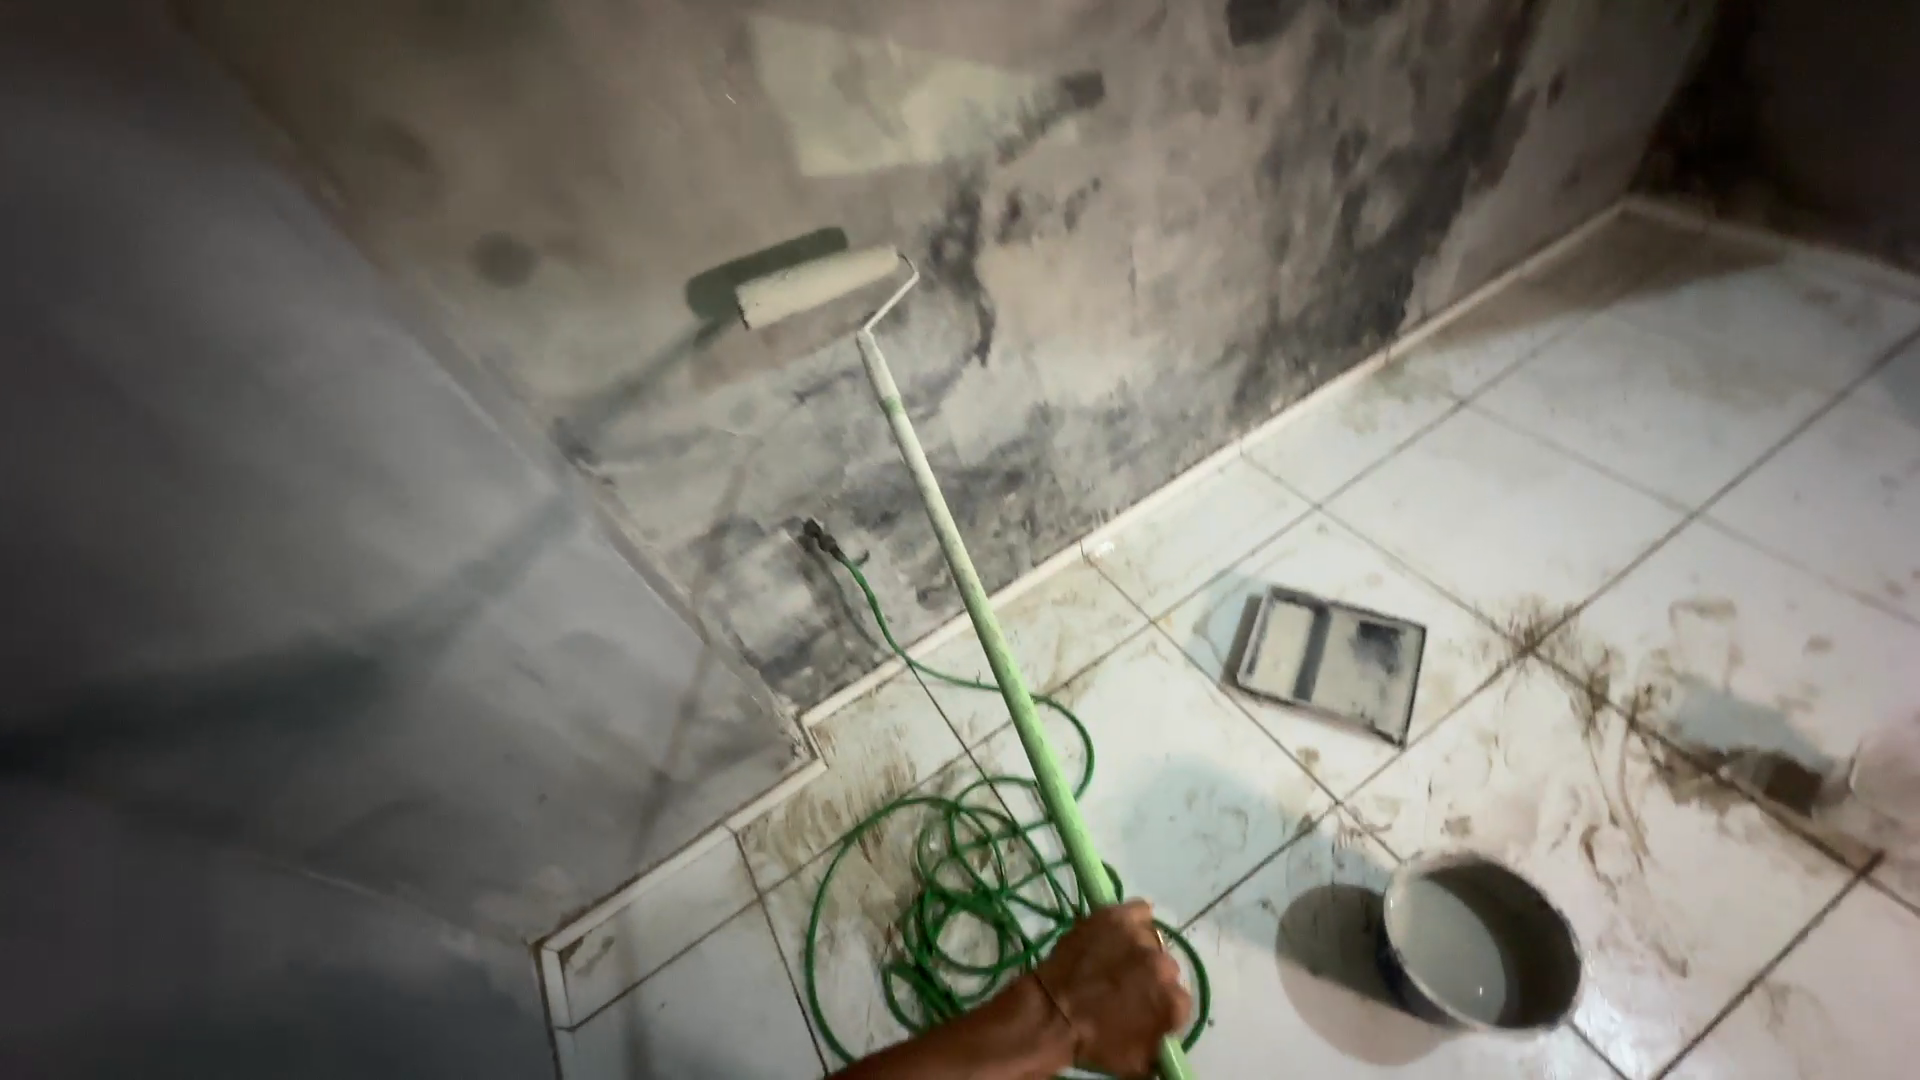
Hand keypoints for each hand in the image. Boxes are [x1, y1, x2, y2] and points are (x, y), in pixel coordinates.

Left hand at [1032, 899, 1189, 1077]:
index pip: (1180, 999)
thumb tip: (1167, 1031)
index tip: (1147, 1005)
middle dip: (1151, 975)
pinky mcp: (1117, 916)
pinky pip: (1140, 909)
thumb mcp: (1139, 1060)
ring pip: (1151, 938)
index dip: (1162, 1004)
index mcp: (1172, 1001)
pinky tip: (1123, 928)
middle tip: (1129, 982)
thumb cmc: (1095, 1041)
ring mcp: (1139, 937)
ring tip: (1119, 956)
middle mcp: (1162, 965)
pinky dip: (1136, 918)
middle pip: (1166, 966)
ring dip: (1140, 948)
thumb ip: (1163, 1041)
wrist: (1054, 1011)